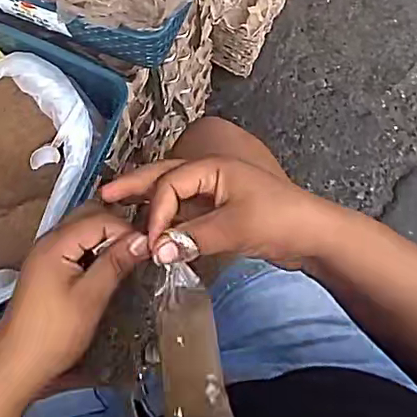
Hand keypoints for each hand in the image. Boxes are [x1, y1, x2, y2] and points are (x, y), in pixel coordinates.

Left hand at [0, 208, 146, 392]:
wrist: (15, 367)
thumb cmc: (53, 334)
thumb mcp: (90, 297)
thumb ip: (116, 263)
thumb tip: (142, 240)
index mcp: (57, 243)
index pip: (100, 218)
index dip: (126, 230)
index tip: (146, 248)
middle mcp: (48, 240)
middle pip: (89, 216)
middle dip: (116, 228)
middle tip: (138, 249)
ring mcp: (45, 253)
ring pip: (82, 229)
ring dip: (105, 238)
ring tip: (126, 258)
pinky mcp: (45, 268)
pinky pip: (74, 245)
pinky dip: (92, 249)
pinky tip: (105, 268)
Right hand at [99, 157, 349, 270]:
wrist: (311, 233)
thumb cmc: (277, 219)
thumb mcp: (235, 226)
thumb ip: (193, 237)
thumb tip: (155, 250)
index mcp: (213, 166)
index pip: (170, 182)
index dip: (156, 211)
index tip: (151, 242)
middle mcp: (209, 172)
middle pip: (165, 174)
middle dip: (134, 184)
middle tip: (105, 193)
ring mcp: (214, 190)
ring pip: (172, 190)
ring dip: (148, 199)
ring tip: (119, 206)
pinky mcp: (219, 209)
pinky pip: (184, 207)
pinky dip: (166, 215)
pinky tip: (154, 228)